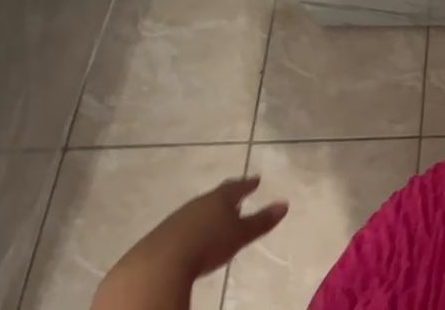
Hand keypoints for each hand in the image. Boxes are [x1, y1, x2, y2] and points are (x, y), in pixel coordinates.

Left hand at [100, 177, 286, 292]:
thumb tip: (285, 204)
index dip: (247, 184)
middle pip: (216, 197)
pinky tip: (194, 238)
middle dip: (226, 198)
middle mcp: (199, 203)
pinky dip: (193, 228)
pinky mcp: (163, 236)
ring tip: (216, 219)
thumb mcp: (240, 235)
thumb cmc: (208, 244)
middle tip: (236, 198)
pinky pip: (183, 226)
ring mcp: (178, 218)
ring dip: (208, 214)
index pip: (237, 186)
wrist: (159, 264)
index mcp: (219, 198)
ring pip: (198, 211)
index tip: (256, 179)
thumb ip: (261, 221)